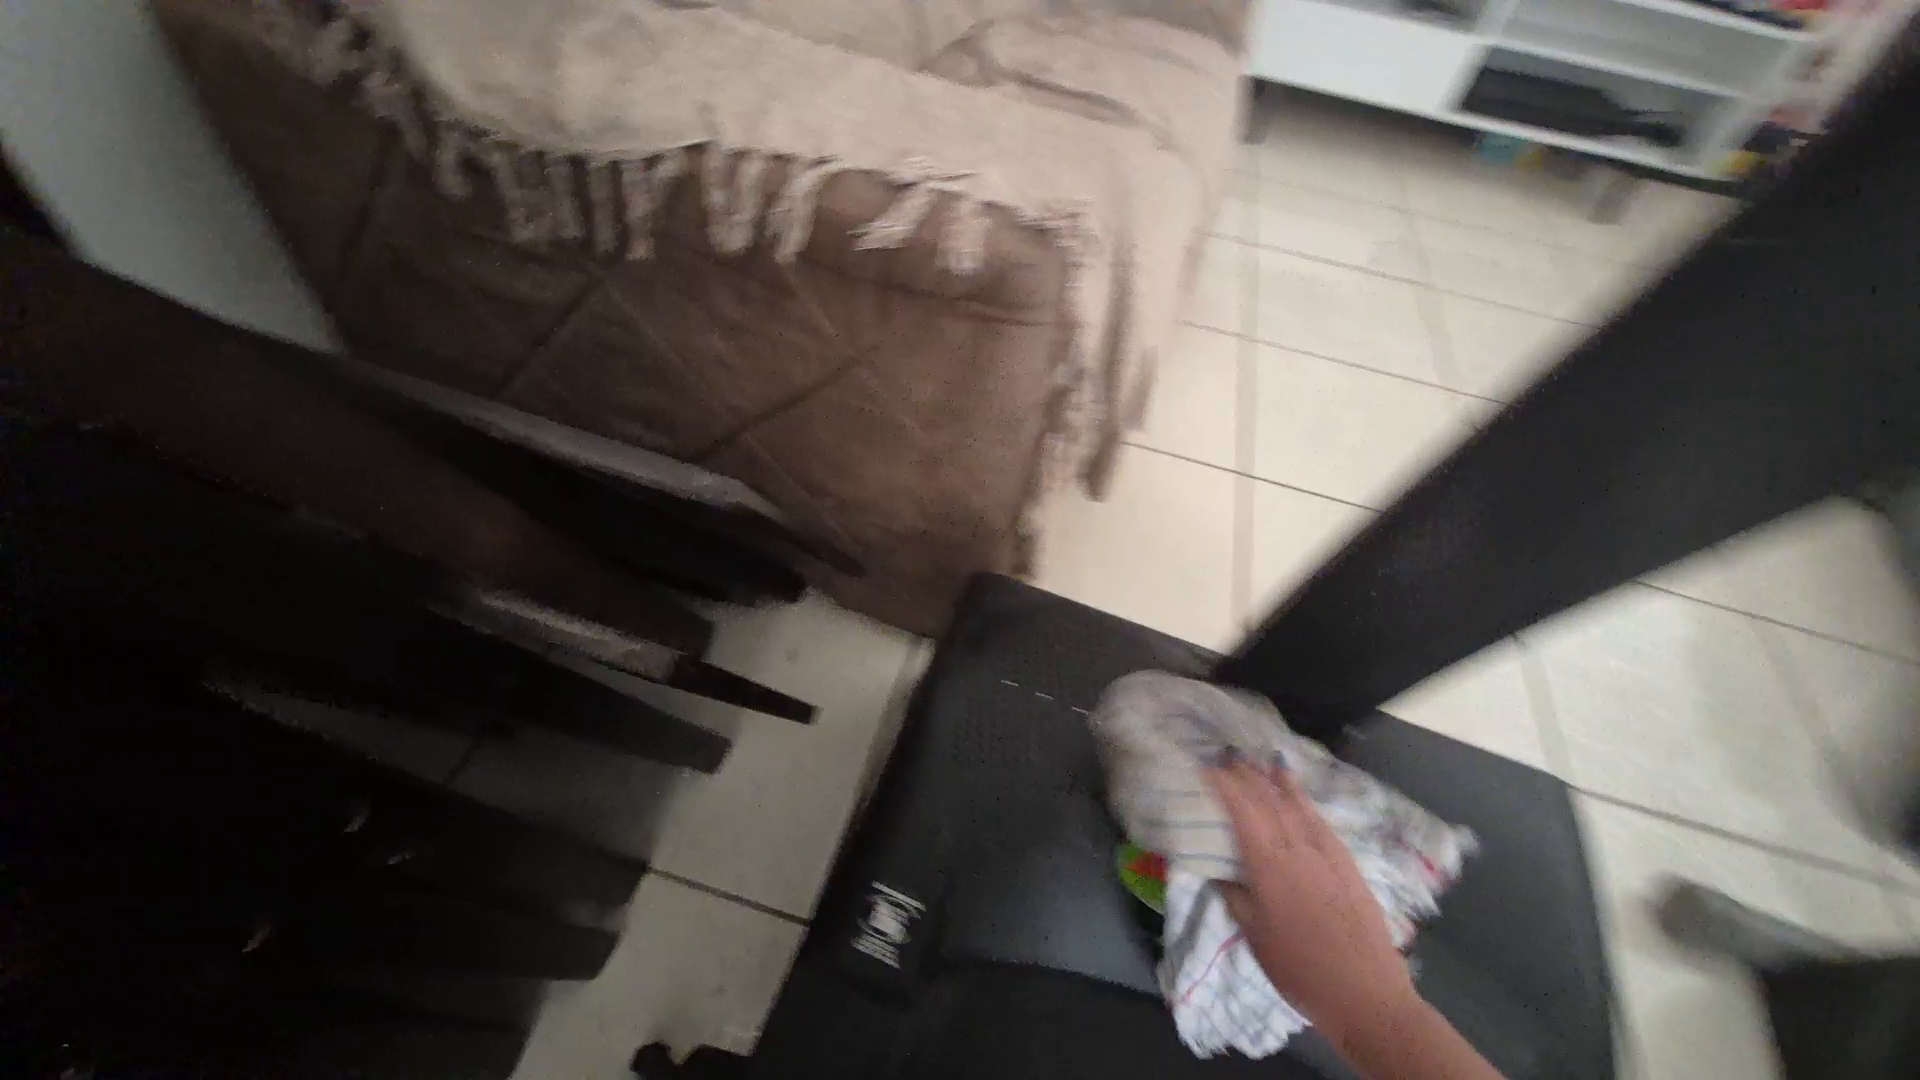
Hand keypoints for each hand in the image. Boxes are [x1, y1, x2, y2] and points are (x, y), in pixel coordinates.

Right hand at [1207, 761, 1418, 1050]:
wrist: (1365, 994)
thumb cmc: (1299, 968)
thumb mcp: (1254, 936)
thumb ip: (1235, 896)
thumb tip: (1218, 870)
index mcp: (1269, 865)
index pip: (1243, 812)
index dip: (1225, 786)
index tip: (1208, 767)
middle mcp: (1298, 850)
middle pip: (1270, 802)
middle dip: (1249, 777)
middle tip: (1232, 757)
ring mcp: (1327, 855)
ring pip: (1299, 807)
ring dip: (1279, 782)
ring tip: (1265, 762)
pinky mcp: (1348, 866)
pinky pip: (1321, 823)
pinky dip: (1306, 803)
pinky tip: (1301, 798)